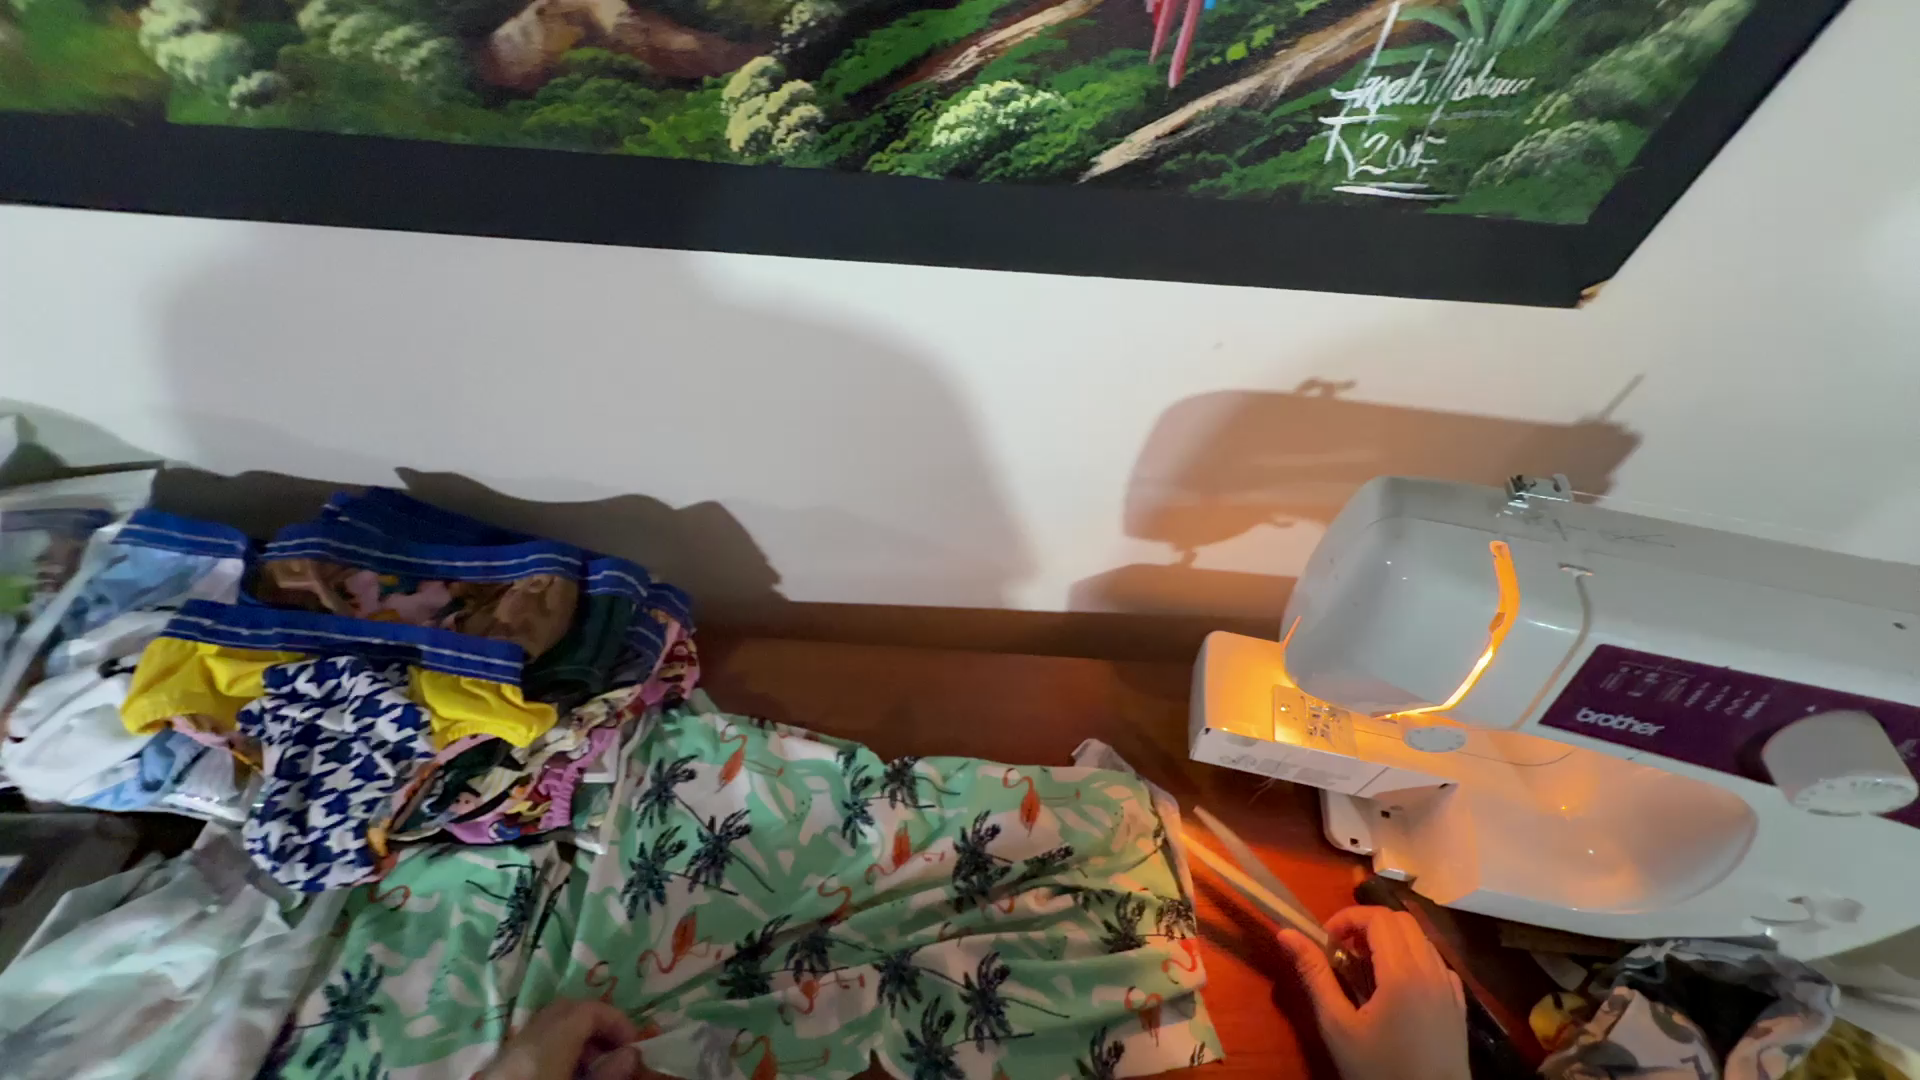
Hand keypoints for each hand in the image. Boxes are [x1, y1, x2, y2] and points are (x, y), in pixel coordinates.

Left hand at [479, 1000, 651, 1079]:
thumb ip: (608, 1076)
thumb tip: (631, 1054)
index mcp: (552, 1040)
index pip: (591, 1010)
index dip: (617, 1021)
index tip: (632, 1046)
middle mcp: (528, 1037)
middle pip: (568, 1011)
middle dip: (595, 1023)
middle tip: (612, 1051)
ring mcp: (508, 1055)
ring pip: (548, 1027)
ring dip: (575, 1038)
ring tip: (590, 1070)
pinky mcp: (496, 1072)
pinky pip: (532, 1046)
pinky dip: (553, 1051)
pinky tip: (562, 1076)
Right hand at [1277, 906, 1468, 1079]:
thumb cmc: (1379, 1071)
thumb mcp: (1337, 1025)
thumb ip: (1314, 973)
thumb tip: (1286, 932)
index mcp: (1402, 974)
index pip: (1377, 918)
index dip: (1347, 918)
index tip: (1327, 941)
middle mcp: (1432, 973)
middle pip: (1401, 921)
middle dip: (1368, 924)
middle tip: (1344, 949)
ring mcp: (1450, 991)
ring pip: (1421, 939)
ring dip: (1391, 939)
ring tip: (1366, 966)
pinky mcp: (1459, 1009)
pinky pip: (1438, 964)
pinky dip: (1414, 958)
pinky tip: (1398, 985)